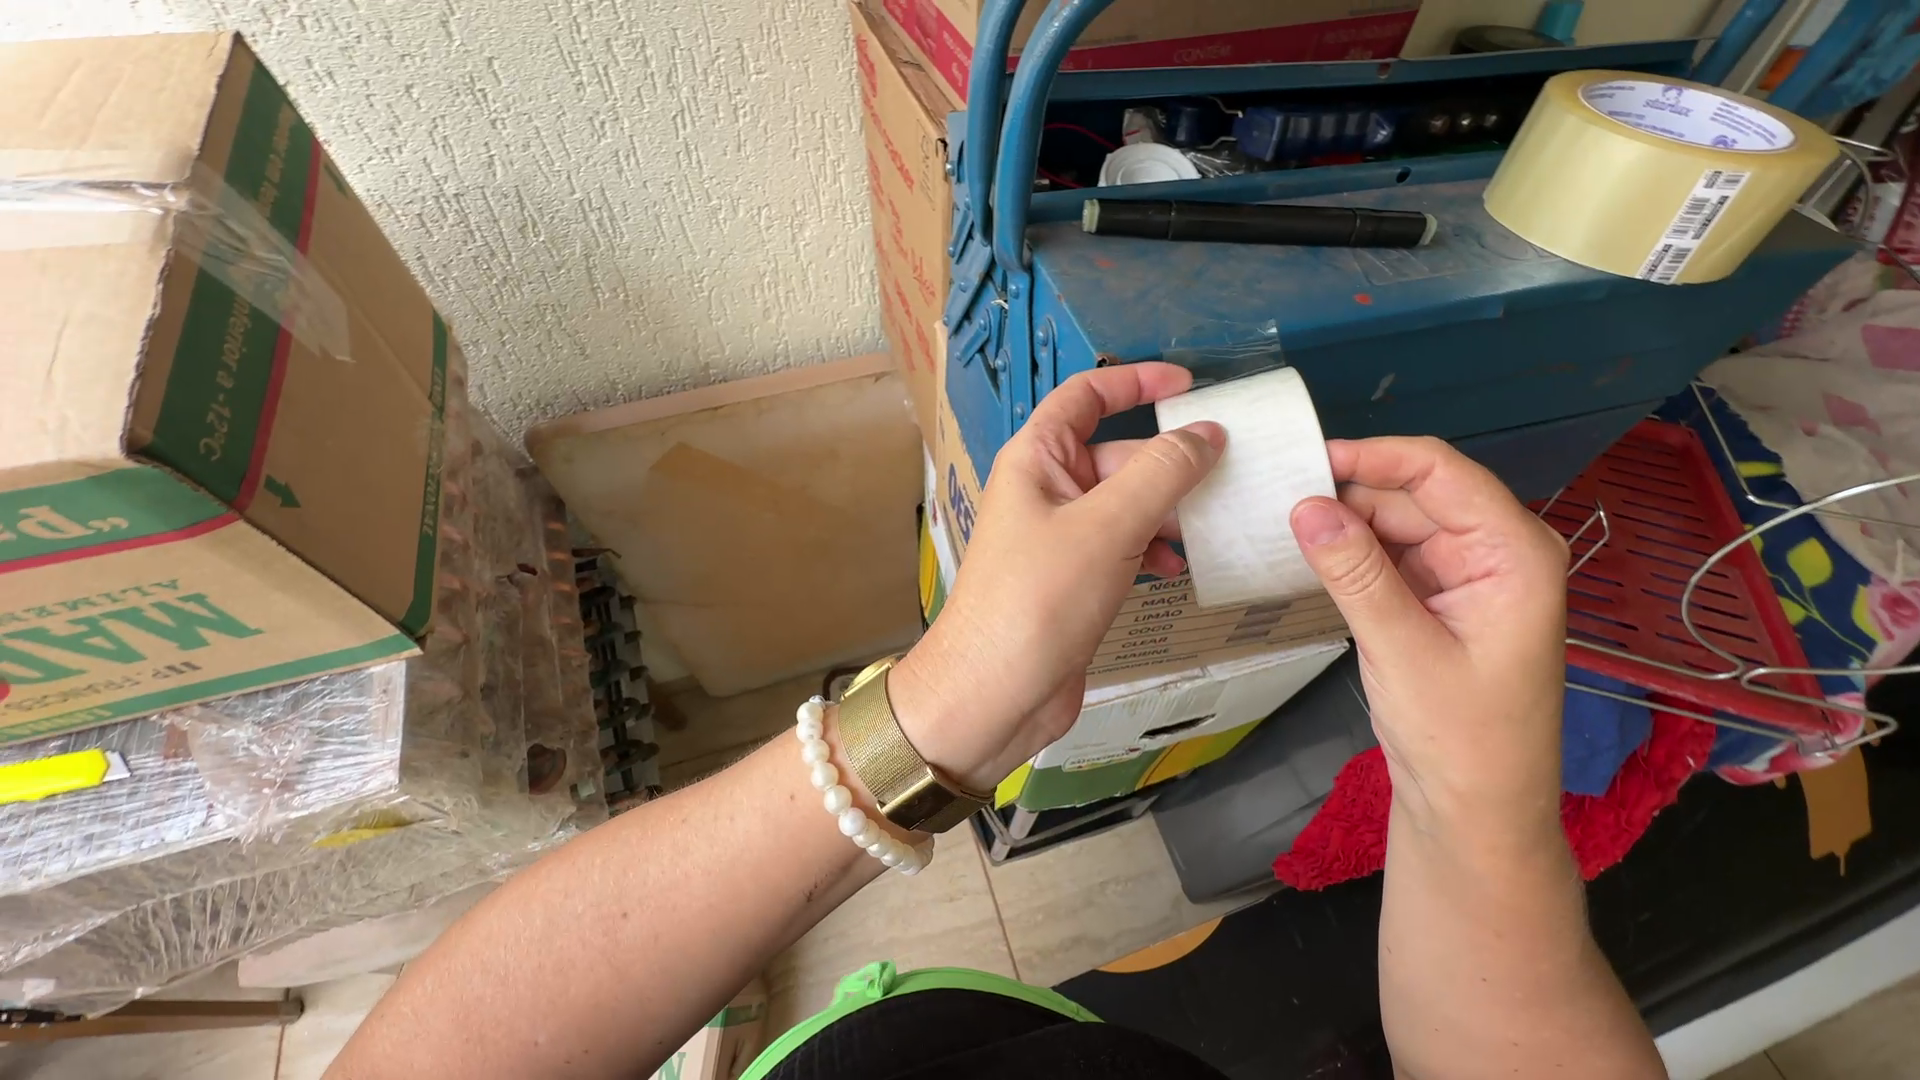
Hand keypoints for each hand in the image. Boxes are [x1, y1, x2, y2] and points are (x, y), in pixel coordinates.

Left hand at [888, 364, 1224, 791]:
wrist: (994, 695)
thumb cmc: (1039, 598)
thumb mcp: (1106, 526)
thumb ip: (1161, 473)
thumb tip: (1207, 433)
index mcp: (1036, 459)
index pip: (1085, 397)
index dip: (1135, 382)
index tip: (1192, 385)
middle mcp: (1046, 490)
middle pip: (1118, 455)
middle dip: (1170, 464)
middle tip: (1232, 476)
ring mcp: (1060, 538)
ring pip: (1127, 505)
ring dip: (1169, 512)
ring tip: (1212, 528)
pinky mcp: (1074, 580)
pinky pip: (1124, 547)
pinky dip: (1153, 550)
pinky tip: (1178, 568)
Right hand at [1289, 437, 1568, 834]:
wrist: (1470, 807)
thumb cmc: (1460, 735)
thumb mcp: (1403, 649)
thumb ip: (1355, 572)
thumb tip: (1304, 505)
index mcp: (1513, 552)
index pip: (1441, 473)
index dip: (1374, 456)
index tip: (1304, 461)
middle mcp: (1491, 551)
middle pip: (1412, 494)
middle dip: (1348, 491)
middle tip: (1275, 494)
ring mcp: (1458, 574)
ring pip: (1392, 523)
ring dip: (1341, 522)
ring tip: (1278, 519)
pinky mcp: (1429, 597)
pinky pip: (1384, 556)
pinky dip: (1346, 552)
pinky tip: (1304, 551)